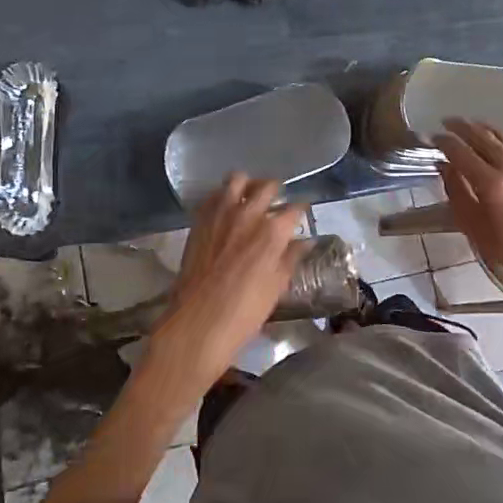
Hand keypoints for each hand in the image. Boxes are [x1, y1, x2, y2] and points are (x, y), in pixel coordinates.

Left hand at [144, 174, 308, 388]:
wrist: (198, 322)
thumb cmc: (244, 311)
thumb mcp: (276, 287)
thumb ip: (290, 259)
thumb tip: (303, 242)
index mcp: (273, 231)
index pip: (295, 209)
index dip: (301, 211)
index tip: (302, 214)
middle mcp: (248, 213)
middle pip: (267, 186)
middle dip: (276, 191)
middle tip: (277, 202)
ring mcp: (220, 213)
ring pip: (237, 180)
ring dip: (248, 185)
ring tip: (251, 196)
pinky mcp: (199, 220)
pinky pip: (213, 195)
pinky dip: (223, 195)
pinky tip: (227, 208)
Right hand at [435, 119, 502, 296]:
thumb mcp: (477, 230)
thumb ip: (458, 195)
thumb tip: (445, 169)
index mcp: (493, 185)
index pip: (462, 152)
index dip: (445, 141)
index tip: (434, 137)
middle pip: (484, 137)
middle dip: (462, 127)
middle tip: (448, 121)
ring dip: (484, 129)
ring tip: (471, 125)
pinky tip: (499, 147)